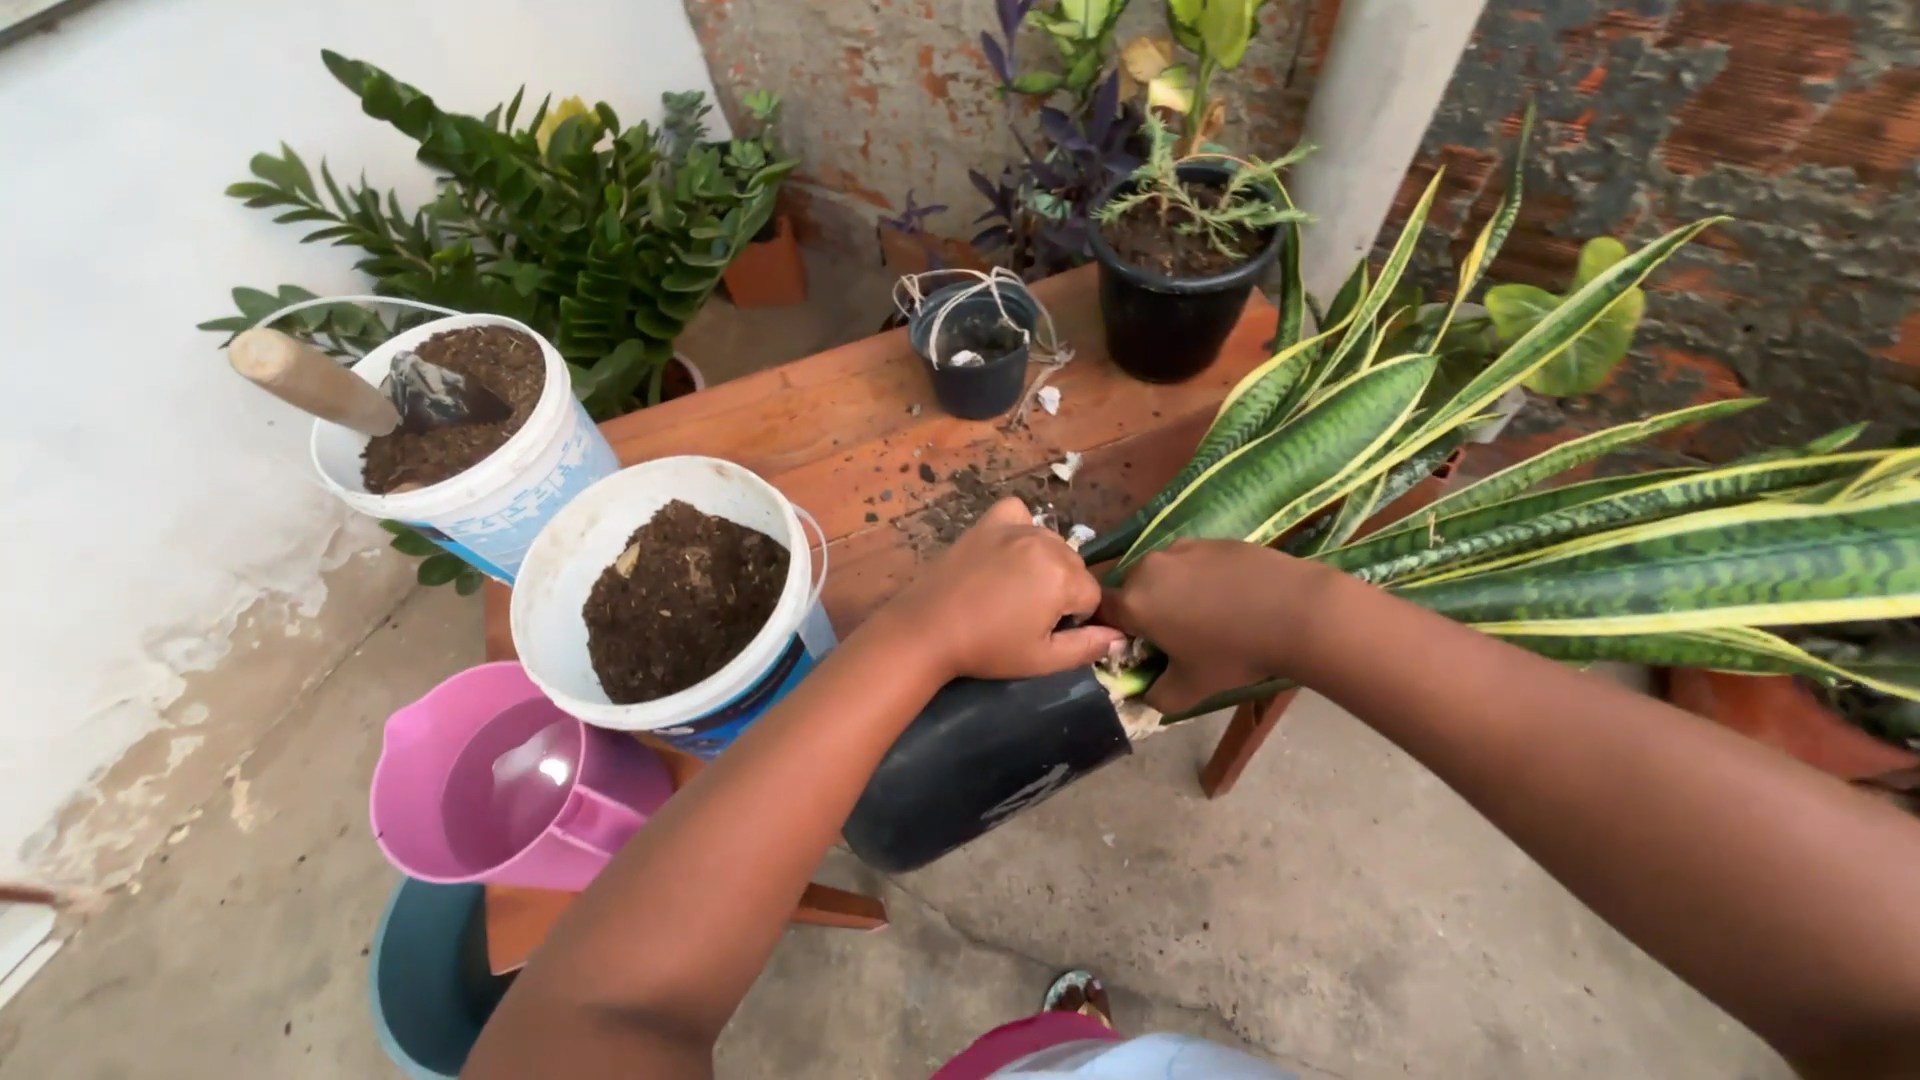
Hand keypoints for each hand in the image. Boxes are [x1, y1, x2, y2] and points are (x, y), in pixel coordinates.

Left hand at [873, 498, 1124, 682]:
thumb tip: (1120, 635)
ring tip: (1012, 589)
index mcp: (1064, 577)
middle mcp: (1046, 543)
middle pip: (1074, 567)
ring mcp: (1015, 528)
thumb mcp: (1043, 659)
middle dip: (1061, 590)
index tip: (1044, 631)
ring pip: (1051, 543)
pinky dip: (1020, 528)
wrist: (927, 629)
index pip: (1092, 596)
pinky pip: (1019, 514)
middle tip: (1025, 614)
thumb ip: (1088, 647)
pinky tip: (1008, 551)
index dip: (1073, 618)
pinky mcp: (988, 522)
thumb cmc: (988, 648)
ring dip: (1043, 563)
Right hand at [1099, 539, 1338, 712]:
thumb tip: (1145, 695)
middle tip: (1174, 634)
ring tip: (1207, 614)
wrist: (1298, 611)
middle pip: (1131, 588)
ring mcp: (1182, 548)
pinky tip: (1231, 596)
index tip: (1136, 645)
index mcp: (1134, 603)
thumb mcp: (1191, 689)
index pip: (1102, 611)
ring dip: (1171, 591)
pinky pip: (1192, 561)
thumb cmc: (1234, 652)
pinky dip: (1200, 577)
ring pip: (1162, 573)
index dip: (1114, 629)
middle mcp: (1149, 568)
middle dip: (1144, 609)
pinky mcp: (1213, 539)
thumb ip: (1156, 696)